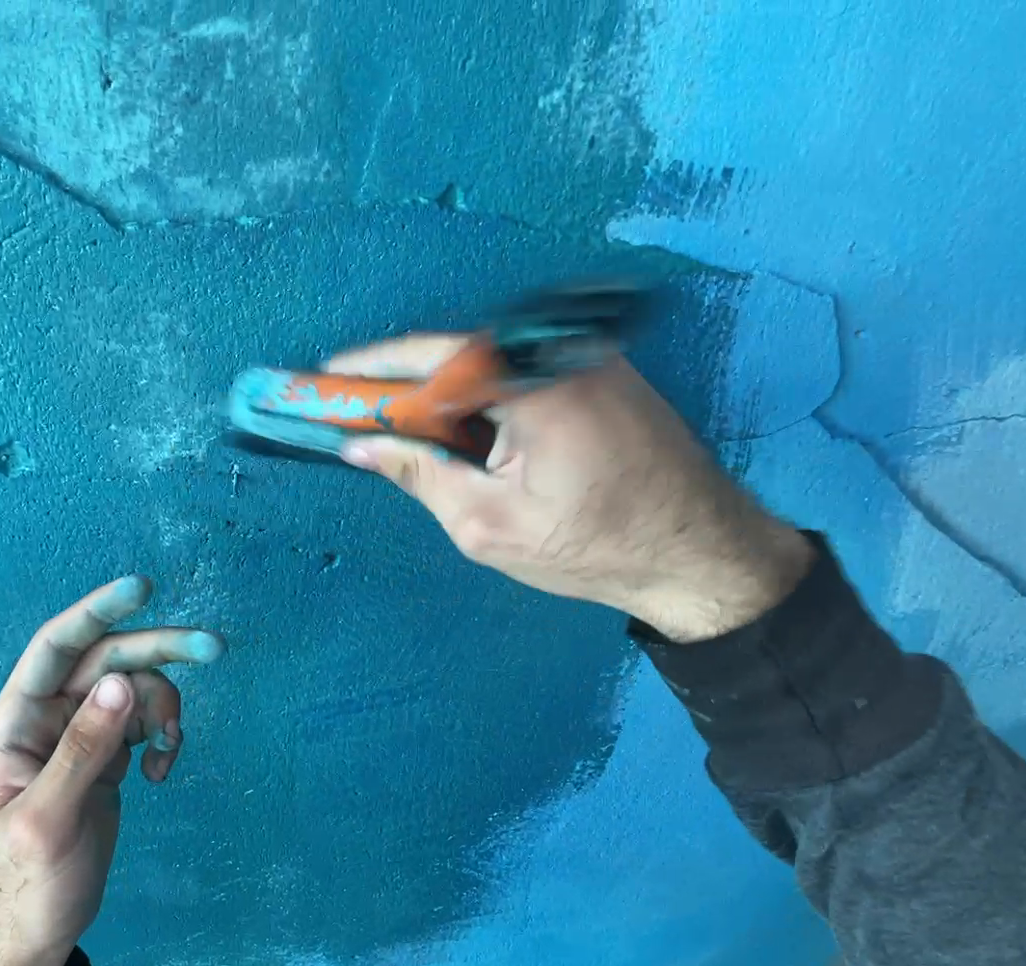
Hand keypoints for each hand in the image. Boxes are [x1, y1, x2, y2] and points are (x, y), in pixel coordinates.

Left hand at [0, 575, 223, 965]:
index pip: (55, 647)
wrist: (41, 927)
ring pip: (134, 689)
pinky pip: (144, 721)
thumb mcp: (49, 819)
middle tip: (214, 646)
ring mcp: (79, 733)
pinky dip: (163, 735)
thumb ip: (82, 749)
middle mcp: (47, 716)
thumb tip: (122, 683)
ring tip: (168, 751)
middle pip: (108, 660)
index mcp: (14, 722)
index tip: (140, 588)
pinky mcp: (105, 752)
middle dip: (159, 652)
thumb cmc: (28, 879)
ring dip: (164, 708)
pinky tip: (160, 769)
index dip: (95, 611)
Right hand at [334, 335, 813, 641]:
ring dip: (443, 398)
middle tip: (358, 414)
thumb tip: (359, 447)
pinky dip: (482, 402)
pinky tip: (469, 439)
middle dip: (401, 385)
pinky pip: (520, 375)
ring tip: (412, 438)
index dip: (367, 369)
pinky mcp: (600, 373)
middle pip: (455, 355)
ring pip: (488, 366)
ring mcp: (586, 357)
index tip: (322, 378)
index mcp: (530, 380)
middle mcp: (560, 350)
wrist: (702, 554)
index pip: (425, 358)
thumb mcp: (486, 524)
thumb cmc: (591, 546)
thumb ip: (418, 475)